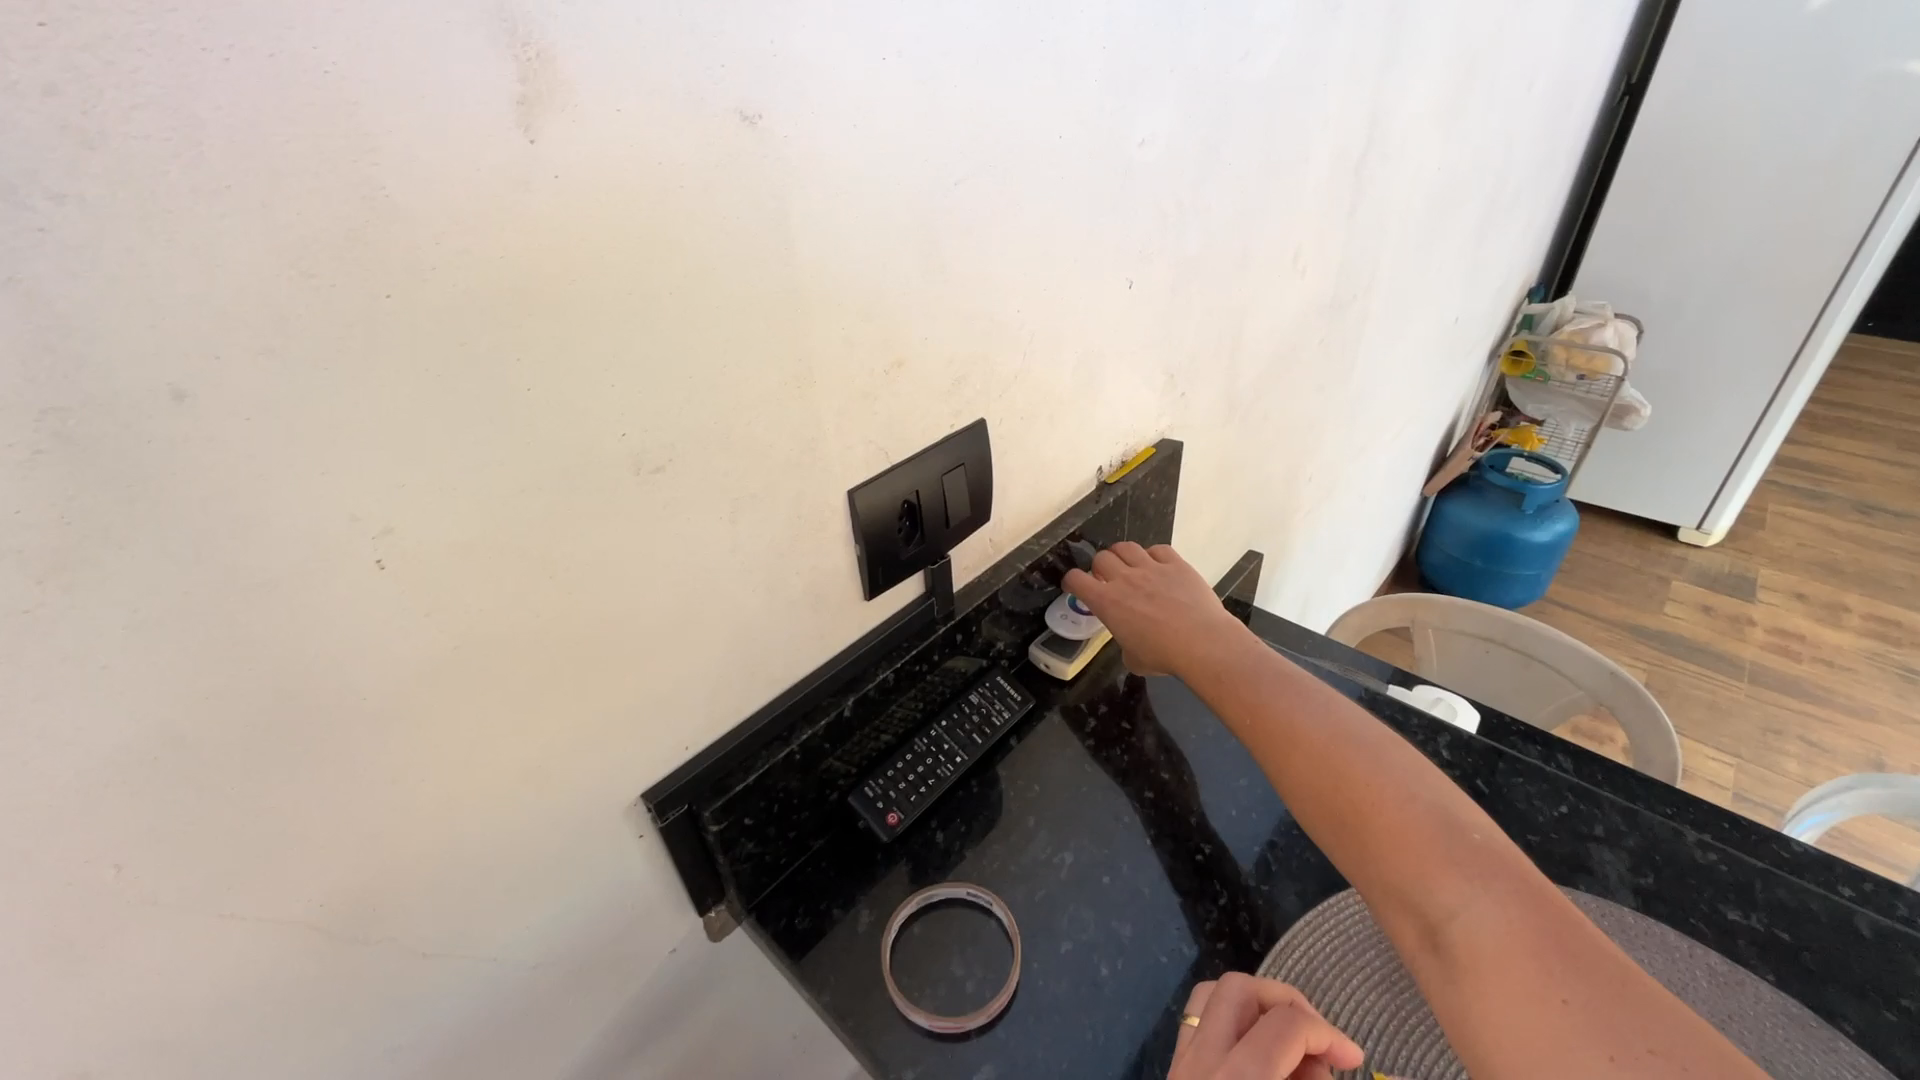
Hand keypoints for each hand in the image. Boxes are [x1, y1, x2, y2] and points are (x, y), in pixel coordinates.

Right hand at [1061, 542, 1247, 677]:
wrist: (1202, 643)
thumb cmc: (1164, 655)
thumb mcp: (1133, 659)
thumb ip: (1125, 644)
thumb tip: (1131, 643)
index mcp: (1107, 602)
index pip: (1076, 580)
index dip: (1071, 581)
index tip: (1074, 586)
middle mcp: (1125, 579)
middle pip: (1101, 557)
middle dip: (1100, 567)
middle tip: (1107, 579)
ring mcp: (1151, 568)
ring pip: (1126, 547)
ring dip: (1122, 555)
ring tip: (1129, 566)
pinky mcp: (1176, 564)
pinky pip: (1158, 549)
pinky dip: (1153, 555)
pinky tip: (1158, 566)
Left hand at [1169, 973, 1365, 1079]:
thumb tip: (1346, 1057)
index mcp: (1237, 1079)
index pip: (1284, 1027)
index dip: (1328, 1035)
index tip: (1354, 1059)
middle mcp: (1200, 1062)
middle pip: (1240, 990)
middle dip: (1289, 1004)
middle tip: (1319, 1047)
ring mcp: (1181, 1063)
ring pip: (1211, 995)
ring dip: (1257, 1007)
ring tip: (1290, 1048)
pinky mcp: (1175, 1069)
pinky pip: (1198, 1021)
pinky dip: (1233, 1023)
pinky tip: (1261, 1058)